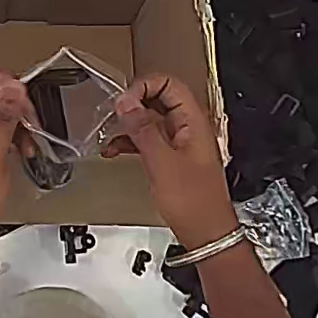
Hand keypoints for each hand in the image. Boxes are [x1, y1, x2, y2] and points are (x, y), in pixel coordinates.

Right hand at [102, 74, 238, 248]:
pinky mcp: (171, 158)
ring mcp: (180, 143)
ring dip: (129, 124)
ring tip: (111, 132)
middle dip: (134, 104)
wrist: (206, 233)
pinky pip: (148, 140)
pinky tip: (115, 150)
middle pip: (159, 99)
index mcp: (194, 122)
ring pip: (151, 120)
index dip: (145, 87)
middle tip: (115, 115)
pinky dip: (131, 142)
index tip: (125, 102)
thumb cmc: (195, 203)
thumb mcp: (162, 163)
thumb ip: (142, 130)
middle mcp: (189, 128)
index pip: (170, 84)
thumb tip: (126, 102)